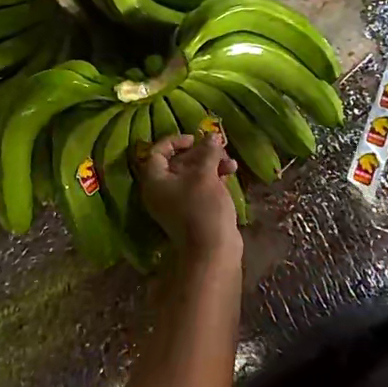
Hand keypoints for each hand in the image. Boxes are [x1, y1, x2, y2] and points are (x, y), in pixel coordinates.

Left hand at [139, 132, 239, 262]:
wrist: (212, 249)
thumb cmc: (203, 207)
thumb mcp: (205, 175)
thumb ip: (208, 152)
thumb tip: (212, 136)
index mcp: (155, 181)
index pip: (157, 153)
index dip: (174, 141)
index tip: (194, 138)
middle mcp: (162, 191)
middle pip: (177, 162)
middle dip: (200, 152)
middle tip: (219, 148)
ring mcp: (177, 202)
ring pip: (192, 174)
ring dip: (211, 164)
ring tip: (231, 163)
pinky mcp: (193, 210)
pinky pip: (200, 187)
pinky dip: (214, 177)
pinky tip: (231, 172)